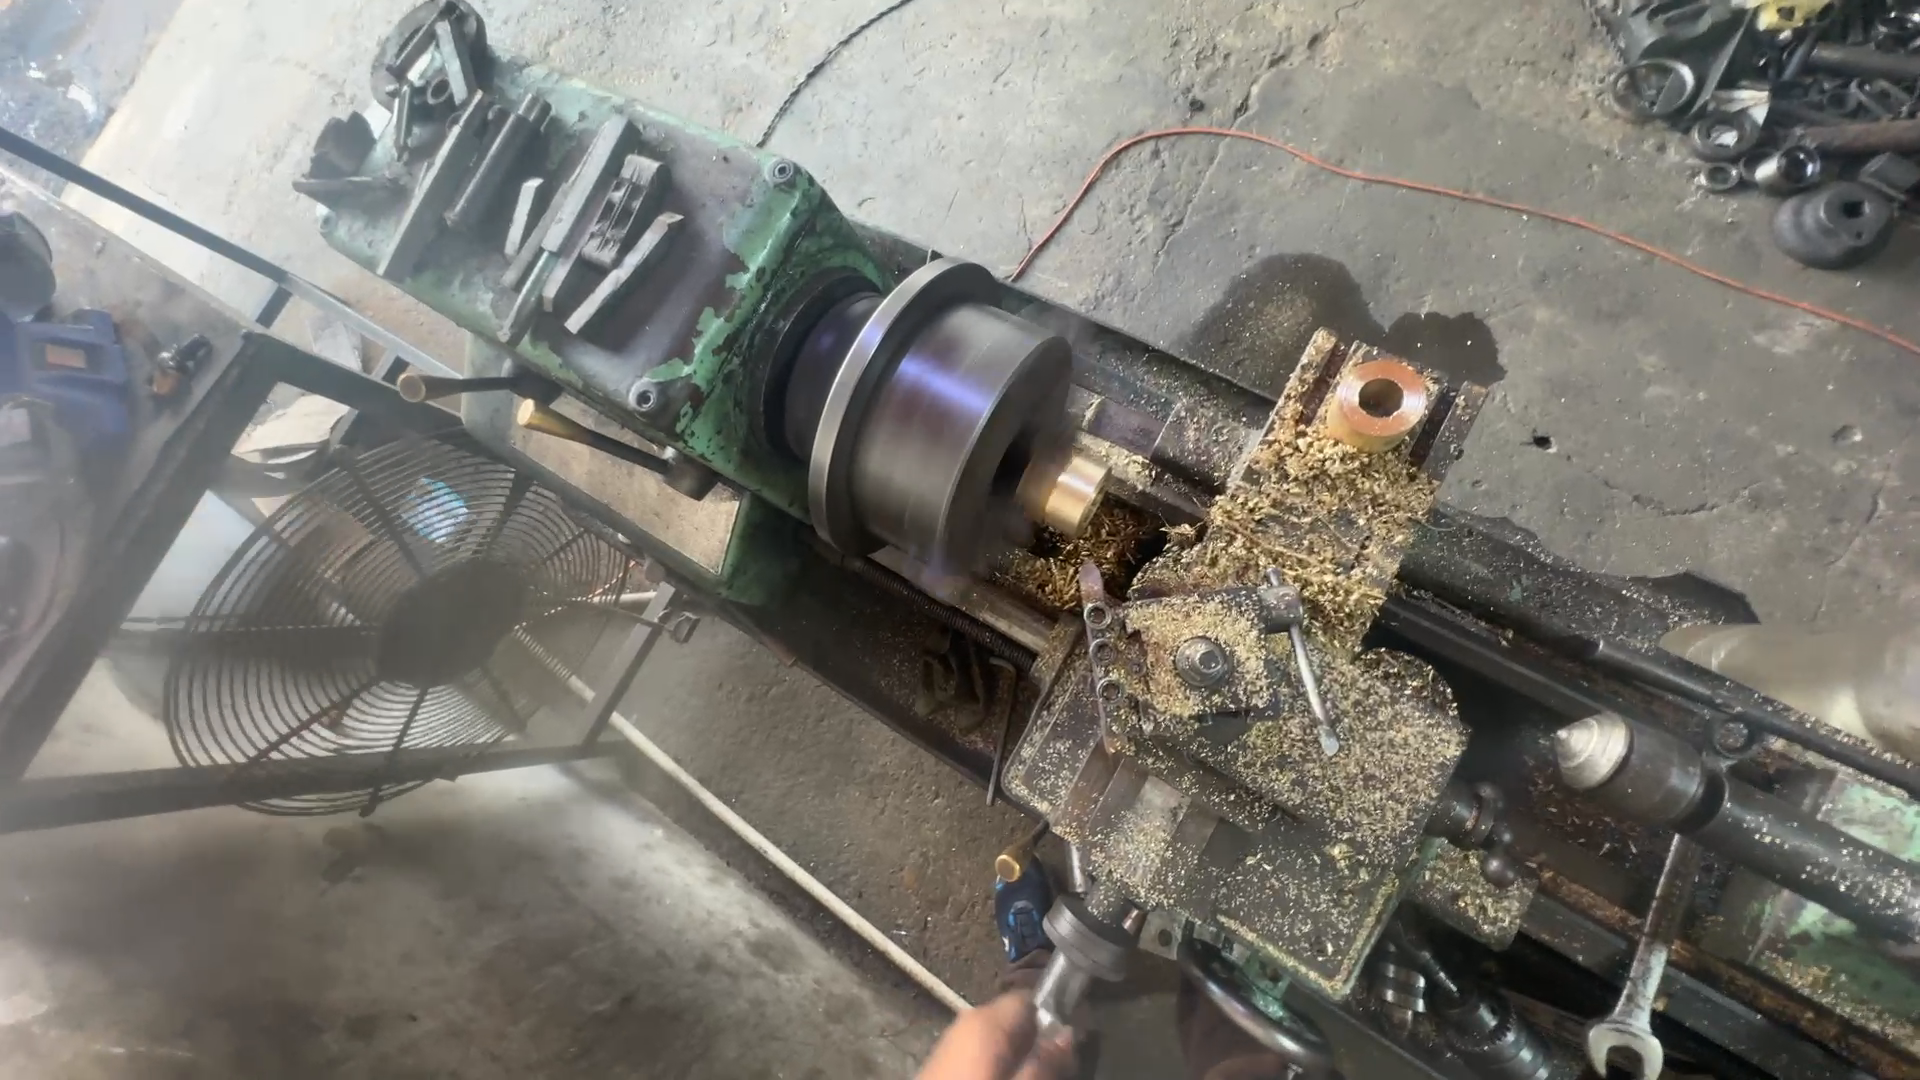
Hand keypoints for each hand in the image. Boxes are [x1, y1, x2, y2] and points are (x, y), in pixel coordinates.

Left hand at [916, 991, 1076, 1079]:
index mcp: (988, 1019)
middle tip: (1050, 1069)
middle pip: (1014, 1017)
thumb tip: (1068, 1033)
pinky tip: (1001, 1079)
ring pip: (997, 1035)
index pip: (1029, 997)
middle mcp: (970, 1017)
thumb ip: (1045, 1061)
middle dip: (1034, 1040)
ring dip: (1015, 1054)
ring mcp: (953, 1036)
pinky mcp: (943, 1057)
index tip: (1066, 1043)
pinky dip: (995, 1061)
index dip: (1052, 1017)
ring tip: (1028, 1077)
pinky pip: (979, 1048)